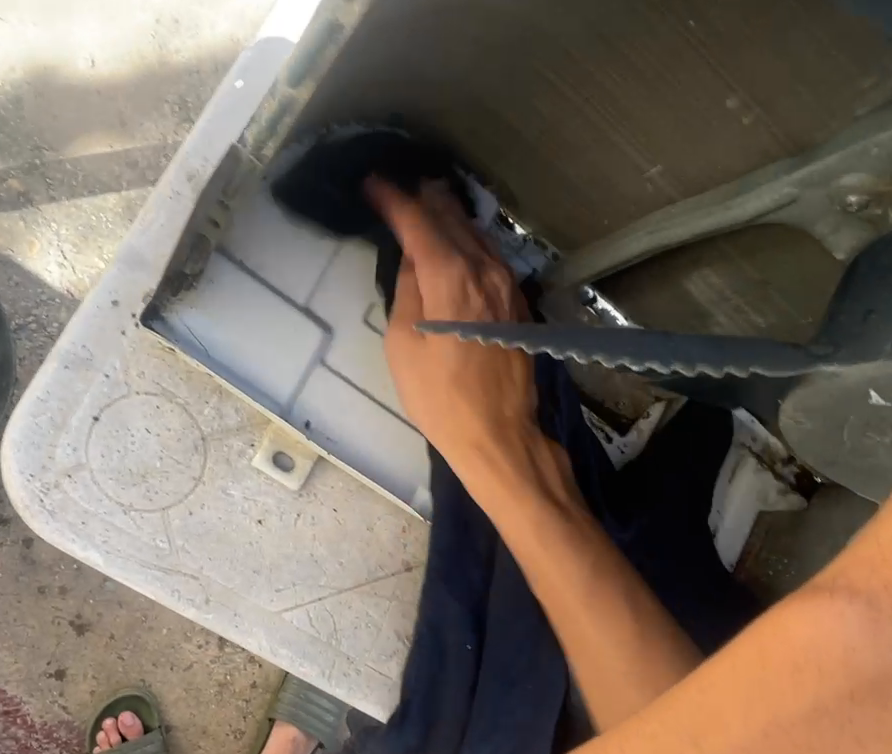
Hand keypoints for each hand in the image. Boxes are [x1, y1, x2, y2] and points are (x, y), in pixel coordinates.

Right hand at [365, 178, 548, 485]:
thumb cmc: (439, 396)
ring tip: (428, 202)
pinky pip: (490, 256)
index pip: (419, 222)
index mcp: (451, 276)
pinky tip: (458, 242)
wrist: (497, 432)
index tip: (373, 183)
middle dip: (424, 199)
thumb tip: (413, 259)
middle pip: (452, 219)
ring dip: (450, 217)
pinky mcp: (517, 302)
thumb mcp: (403, 344)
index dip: (394, 200)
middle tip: (401, 186)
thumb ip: (408, 290)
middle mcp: (485, 269)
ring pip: (476, 234)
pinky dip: (469, 240)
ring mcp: (507, 284)